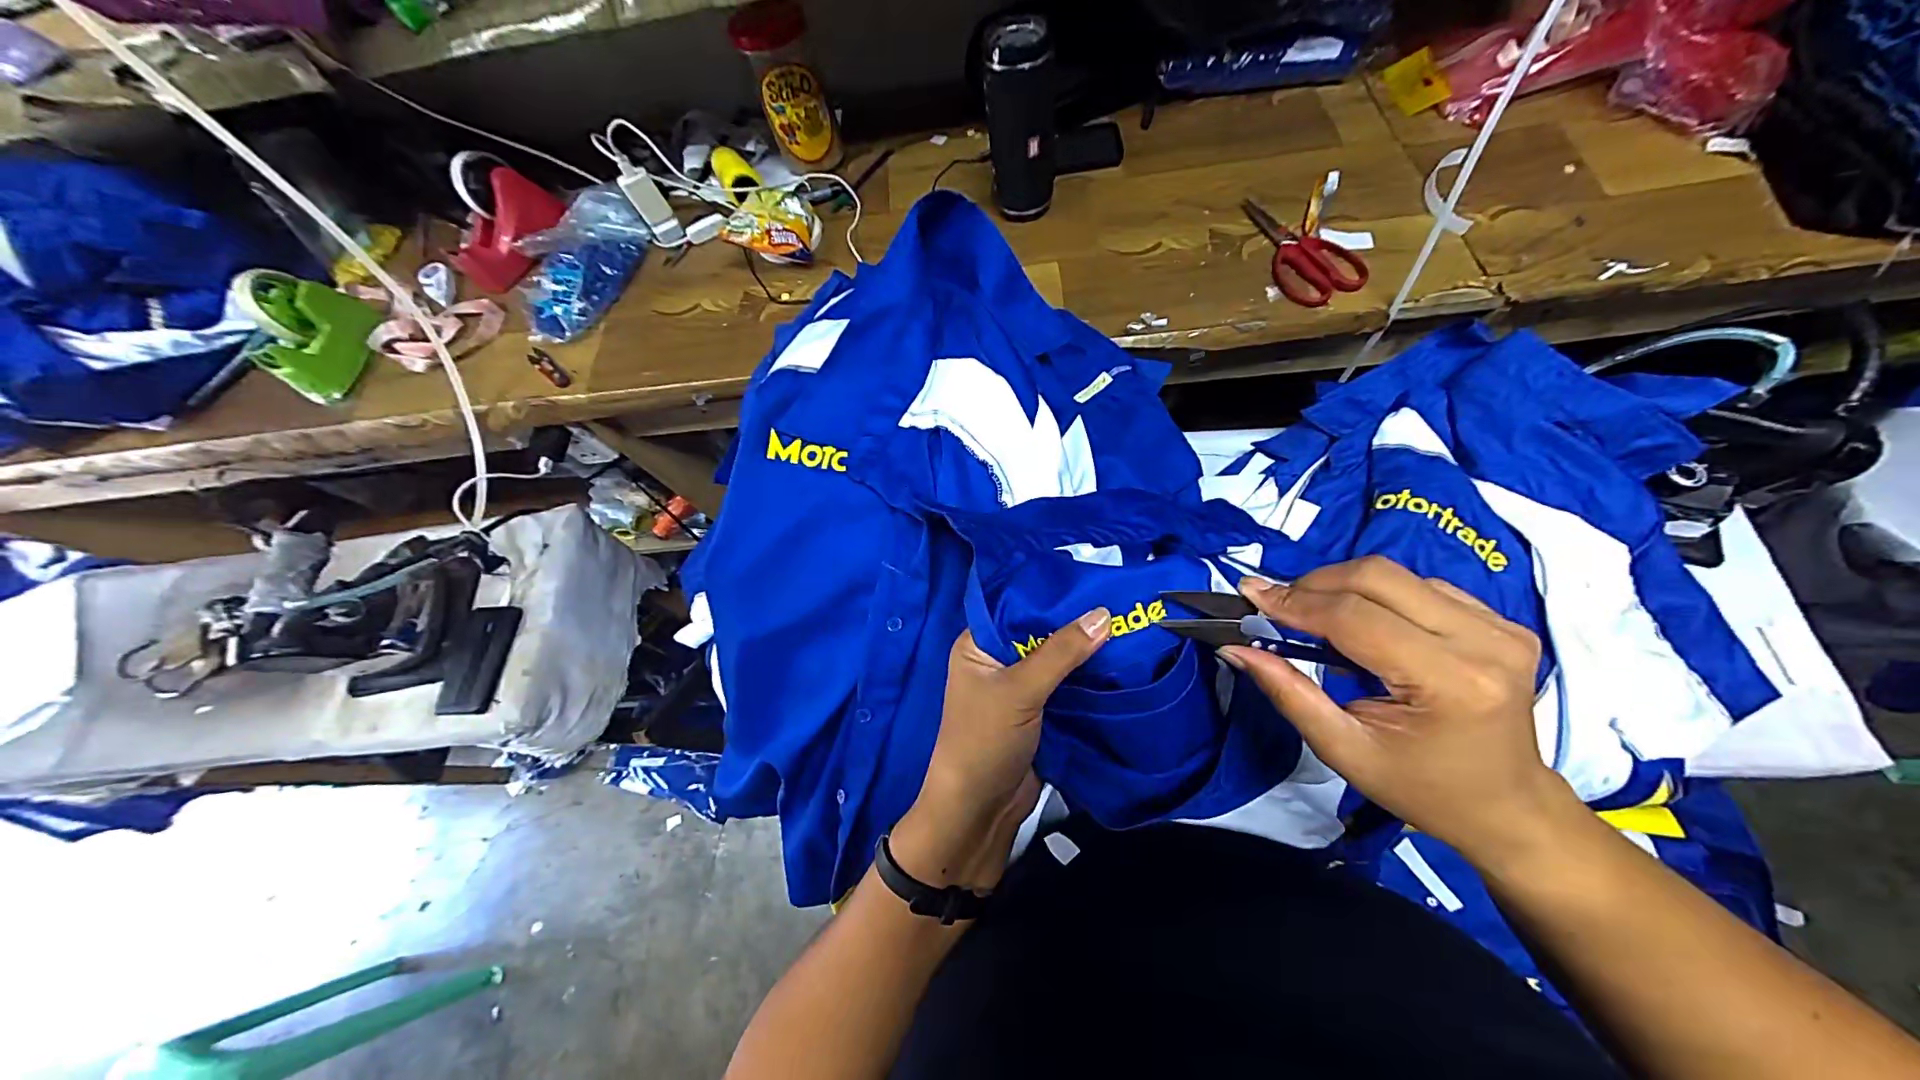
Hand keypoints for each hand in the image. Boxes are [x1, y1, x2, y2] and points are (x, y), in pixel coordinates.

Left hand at [891, 611, 1112, 889]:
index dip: (1054, 595)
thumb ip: (1061, 652)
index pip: (1018, 606)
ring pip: (1060, 661)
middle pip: (1043, 633)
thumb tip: (1104, 614)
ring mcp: (1021, 688)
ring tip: (1134, 627)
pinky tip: (1125, 664)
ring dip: (1090, 653)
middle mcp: (998, 660)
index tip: (1098, 581)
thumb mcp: (1020, 691)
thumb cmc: (985, 742)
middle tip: (1127, 603)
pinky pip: (1070, 687)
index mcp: (979, 645)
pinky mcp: (1042, 713)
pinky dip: (1092, 679)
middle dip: (1079, 624)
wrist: (979, 812)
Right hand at [1221, 557, 1577, 861]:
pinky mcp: (1503, 622)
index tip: (1250, 595)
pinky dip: (1377, 594)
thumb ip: (1288, 693)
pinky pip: (1421, 585)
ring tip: (1313, 616)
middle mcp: (1485, 643)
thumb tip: (1235, 647)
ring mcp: (1501, 627)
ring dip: (1343, 586)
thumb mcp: (1344, 750)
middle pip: (1377, 577)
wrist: (1509, 807)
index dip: (1296, 602)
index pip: (1356, 617)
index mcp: (1451, 682)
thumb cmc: (1422, 789)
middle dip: (1314, 584)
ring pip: (1397, 574)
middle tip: (1276, 605)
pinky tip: (1362, 621)